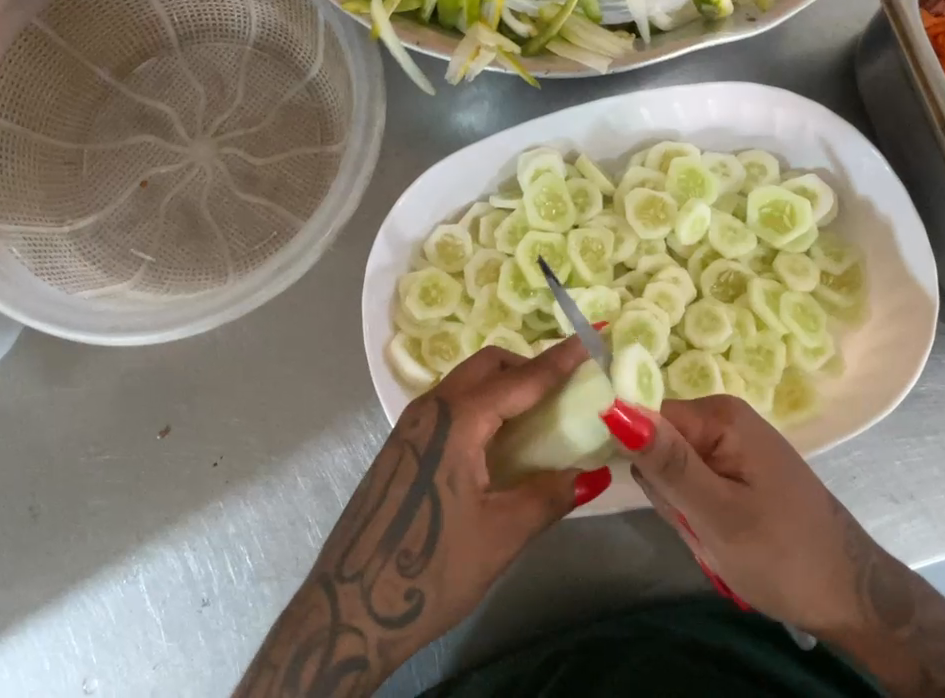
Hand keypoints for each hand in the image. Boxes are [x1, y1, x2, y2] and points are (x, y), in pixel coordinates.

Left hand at [235, 340, 611, 697]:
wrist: (352, 606)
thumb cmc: (431, 571)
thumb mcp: (502, 535)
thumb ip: (549, 496)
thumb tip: (592, 473)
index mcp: (457, 421)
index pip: (519, 380)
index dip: (559, 361)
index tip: (592, 338)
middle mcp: (431, 410)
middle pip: (487, 366)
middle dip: (529, 367)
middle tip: (567, 389)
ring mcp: (412, 426)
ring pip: (466, 384)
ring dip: (505, 386)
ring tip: (542, 415)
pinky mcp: (405, 446)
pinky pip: (453, 406)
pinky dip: (484, 407)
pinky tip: (503, 442)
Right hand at [606, 394, 864, 630]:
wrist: (850, 597)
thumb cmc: (784, 556)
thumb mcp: (718, 515)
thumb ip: (666, 463)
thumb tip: (612, 406)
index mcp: (719, 415)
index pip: (643, 418)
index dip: (642, 460)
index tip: (667, 501)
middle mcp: (723, 418)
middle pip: (655, 444)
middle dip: (666, 491)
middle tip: (699, 525)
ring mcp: (731, 445)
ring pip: (670, 469)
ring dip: (681, 508)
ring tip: (714, 534)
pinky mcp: (735, 469)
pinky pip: (692, 483)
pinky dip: (697, 513)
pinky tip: (720, 534)